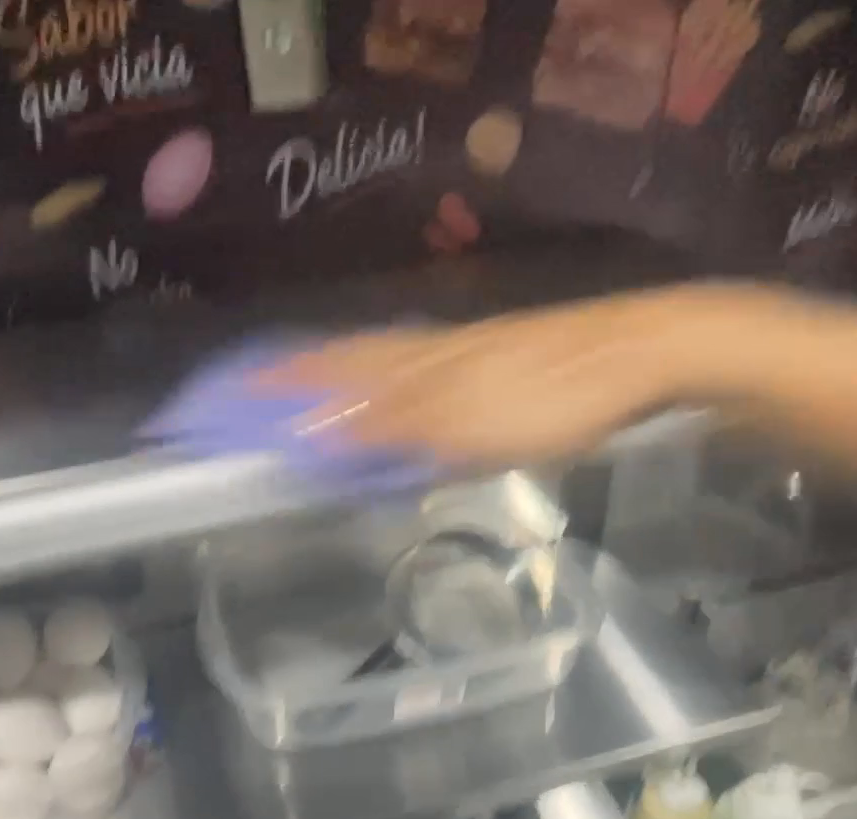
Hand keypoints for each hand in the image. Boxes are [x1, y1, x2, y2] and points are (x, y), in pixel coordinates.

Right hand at [264, 286, 739, 467]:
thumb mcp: (461, 423)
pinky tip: (388, 399)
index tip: (220, 397)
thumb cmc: (545, 395)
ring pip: (374, 365)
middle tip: (249, 396)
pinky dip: (379, 385)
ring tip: (300, 395)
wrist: (636, 356)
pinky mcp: (484, 364)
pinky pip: (410, 373)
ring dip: (331, 378)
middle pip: (341, 362)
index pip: (319, 372)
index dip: (270, 385)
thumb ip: (385, 426)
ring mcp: (455, 354)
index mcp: (408, 364)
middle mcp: (421, 352)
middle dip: (291, 377)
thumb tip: (309, 428)